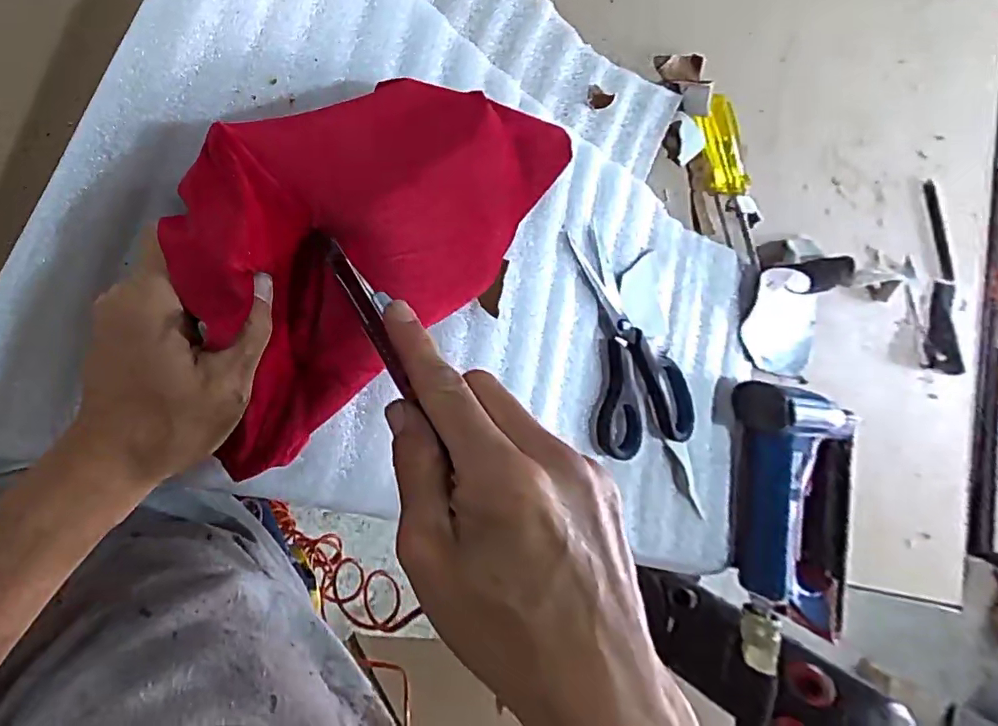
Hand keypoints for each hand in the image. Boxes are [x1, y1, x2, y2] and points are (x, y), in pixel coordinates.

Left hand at [61, 229, 273, 485]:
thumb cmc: (169, 425)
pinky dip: (176, 313)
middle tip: (248, 288)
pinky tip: (201, 336)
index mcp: (145, 296)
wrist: (108, 466)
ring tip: (230, 314)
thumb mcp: (227, 384)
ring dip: (194, 297)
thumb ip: (252, 328)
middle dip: (209, 273)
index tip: (243, 253)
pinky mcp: (109, 332)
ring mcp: (110, 313)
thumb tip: (264, 282)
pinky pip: (149, 304)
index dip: (209, 239)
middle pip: (171, 261)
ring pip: (162, 284)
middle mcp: (121, 294)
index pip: (172, 236)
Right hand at [382, 301, 693, 725]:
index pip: (447, 389)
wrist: (601, 693)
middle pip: (482, 389)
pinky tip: (517, 513)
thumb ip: (415, 472)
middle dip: (449, 405)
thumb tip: (407, 412)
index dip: (416, 347)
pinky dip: (513, 452)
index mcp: (503, 479)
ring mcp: (583, 467)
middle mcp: (551, 457)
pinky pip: (540, 439)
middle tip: (433, 460)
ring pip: (511, 412)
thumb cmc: (502, 635)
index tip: (396, 310)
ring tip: (481, 502)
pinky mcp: (601, 481)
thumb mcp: (430, 561)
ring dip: (482, 432)